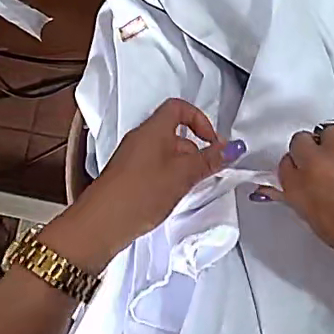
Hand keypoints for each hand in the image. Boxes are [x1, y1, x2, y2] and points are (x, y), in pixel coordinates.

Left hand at [48, 99, 242, 269]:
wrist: (101, 225)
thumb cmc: (138, 194)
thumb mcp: (184, 175)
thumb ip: (210, 159)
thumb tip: (233, 147)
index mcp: (153, 130)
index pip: (179, 108)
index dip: (200, 120)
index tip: (212, 141)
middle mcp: (140, 139)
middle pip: (174, 131)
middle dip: (196, 147)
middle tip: (209, 166)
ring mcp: (132, 158)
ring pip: (166, 152)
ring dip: (184, 164)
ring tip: (192, 185)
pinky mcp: (128, 177)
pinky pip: (155, 167)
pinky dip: (170, 176)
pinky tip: (174, 194)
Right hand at [254, 124, 333, 283]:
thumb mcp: (330, 232)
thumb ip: (311, 204)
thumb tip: (307, 190)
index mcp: (302, 193)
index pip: (286, 166)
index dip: (301, 169)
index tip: (311, 174)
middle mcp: (318, 164)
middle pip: (303, 141)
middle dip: (317, 152)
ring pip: (333, 132)